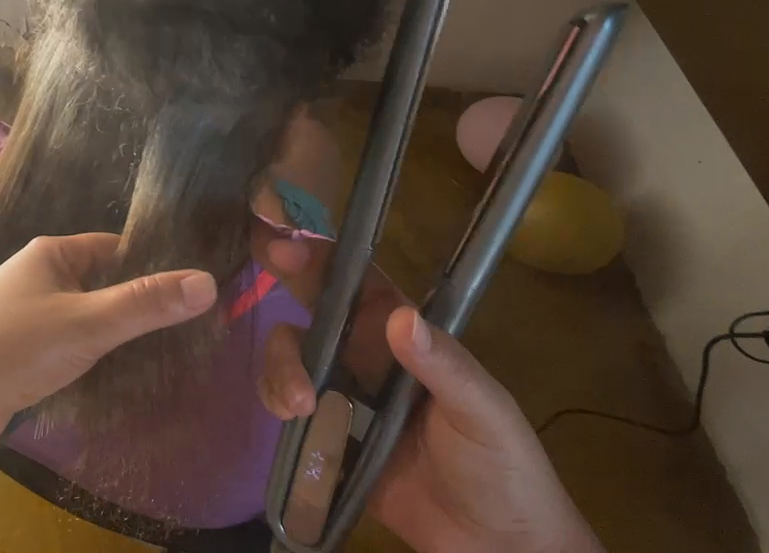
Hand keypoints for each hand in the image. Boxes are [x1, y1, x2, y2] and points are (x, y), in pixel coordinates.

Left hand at [0, 233, 218, 445]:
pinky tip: (123, 374)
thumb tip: (209, 281)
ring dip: (118, 332)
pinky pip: (72, 341)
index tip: (195, 291)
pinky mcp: (24, 348)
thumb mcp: (88, 323)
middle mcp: (39, 274)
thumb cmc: (16, 345)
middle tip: (192, 328)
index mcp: (51, 253)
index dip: (152, 267)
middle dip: (139, 304)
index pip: (114, 249)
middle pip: (103, 282)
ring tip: (169, 353)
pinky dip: (95, 353)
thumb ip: (144, 304)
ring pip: (88, 315)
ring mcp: (29, 312)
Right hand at [247, 196, 598, 552]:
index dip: (322, 257)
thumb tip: (401, 319)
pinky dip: (276, 400)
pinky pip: (286, 401)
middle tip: (264, 276)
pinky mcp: (325, 432)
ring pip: (290, 352)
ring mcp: (342, 392)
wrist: (498, 549)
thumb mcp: (486, 414)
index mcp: (403, 337)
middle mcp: (365, 354)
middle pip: (313, 306)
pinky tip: (289, 420)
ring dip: (280, 364)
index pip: (357, 282)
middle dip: (285, 284)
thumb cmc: (505, 468)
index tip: (287, 246)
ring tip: (296, 405)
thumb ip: (445, 367)